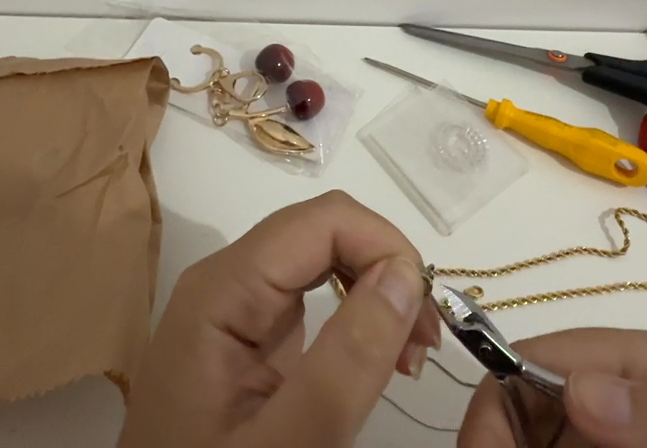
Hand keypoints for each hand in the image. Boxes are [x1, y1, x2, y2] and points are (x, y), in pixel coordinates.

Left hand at [119, 191, 443, 447]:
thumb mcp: (285, 444)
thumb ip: (346, 361)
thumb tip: (405, 272)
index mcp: (223, 288)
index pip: (322, 220)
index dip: (383, 246)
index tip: (423, 316)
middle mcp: (227, 278)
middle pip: (323, 230)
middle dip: (385, 268)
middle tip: (423, 344)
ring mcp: (237, 303)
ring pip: (323, 256)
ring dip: (377, 288)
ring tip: (409, 354)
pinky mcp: (249, 332)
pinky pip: (312, 294)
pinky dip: (356, 311)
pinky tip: (378, 353)